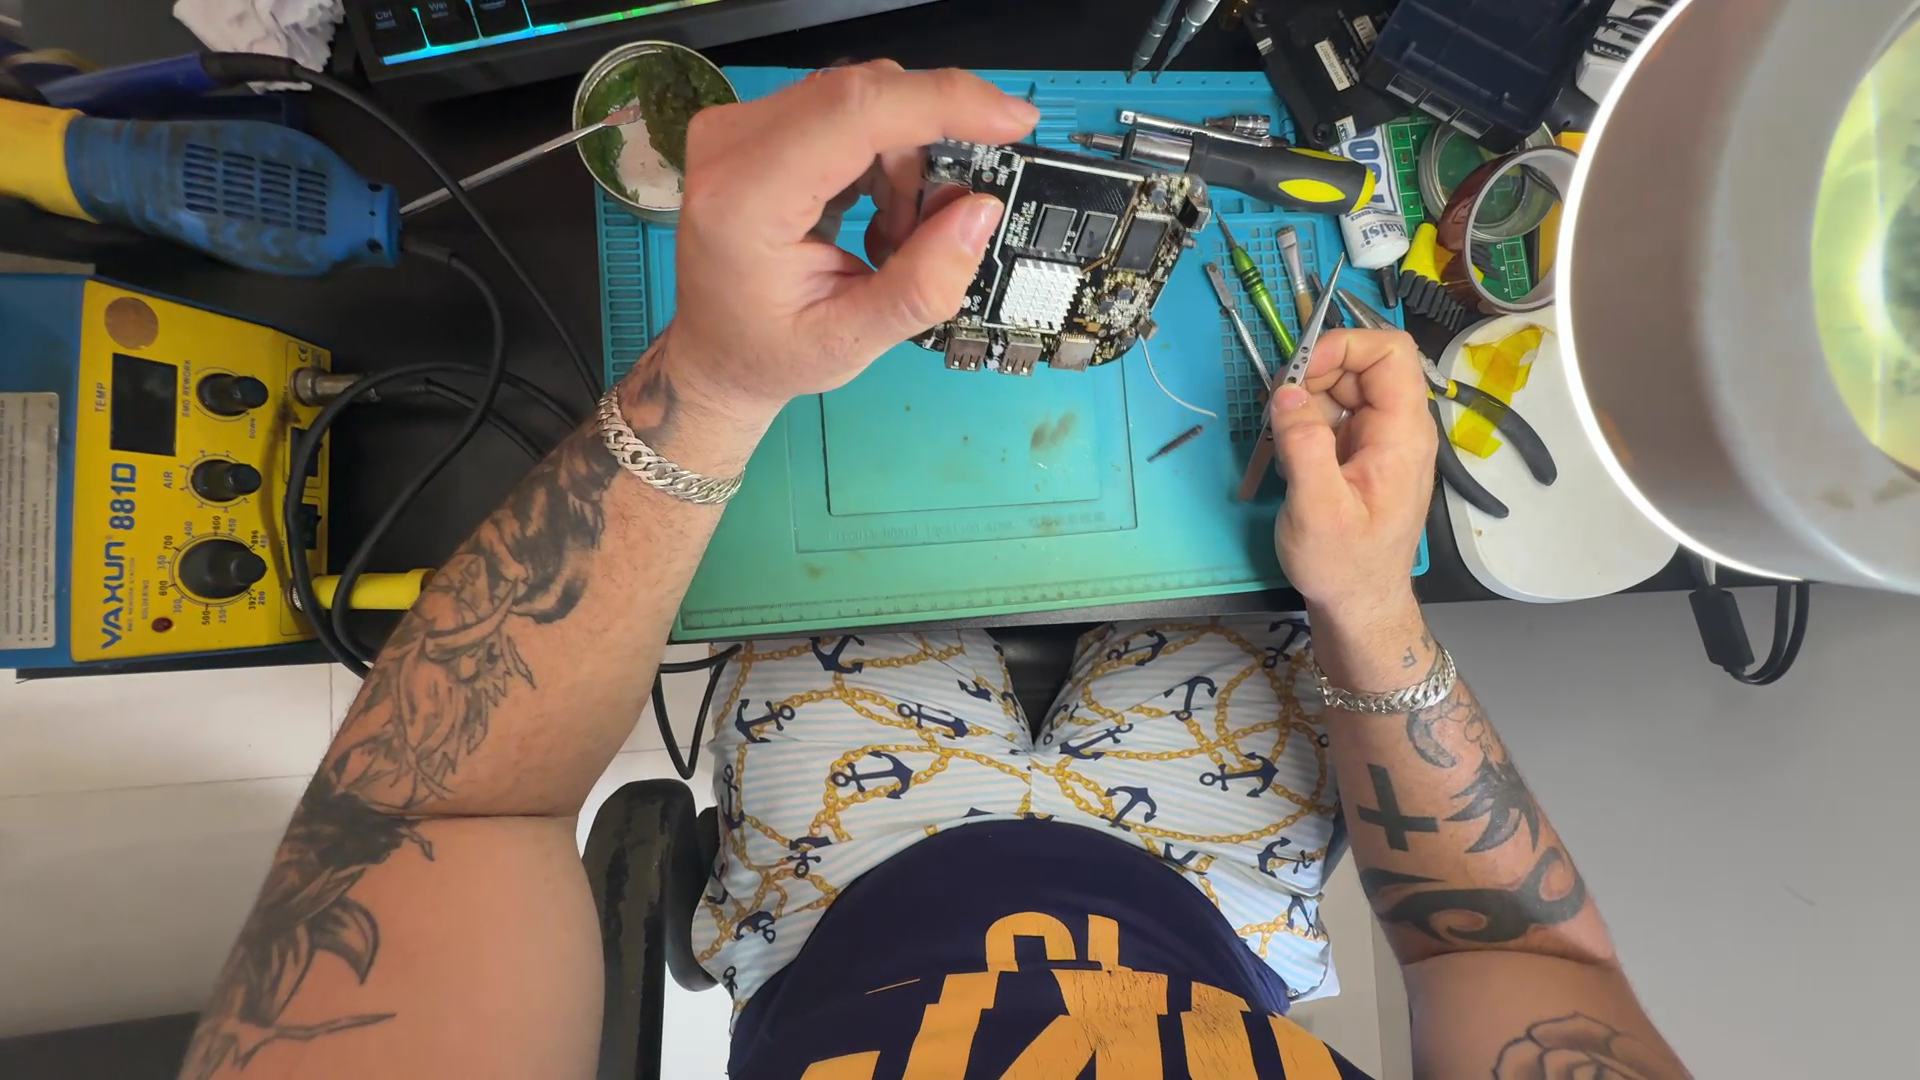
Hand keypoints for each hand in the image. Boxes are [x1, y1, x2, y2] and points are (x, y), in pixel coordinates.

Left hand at [661, 61, 1037, 425]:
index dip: (942, 103)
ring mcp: (741, 127)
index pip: (853, 112)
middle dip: (922, 162)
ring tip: (890, 243)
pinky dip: (883, 165)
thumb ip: (921, 286)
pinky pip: (849, 116)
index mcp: (745, 198)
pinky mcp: (758, 127)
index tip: (1012, 122)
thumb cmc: (772, 355)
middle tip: (925, 237)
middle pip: (866, 99)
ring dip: (903, 170)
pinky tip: (872, 220)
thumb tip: (981, 211)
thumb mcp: (852, 342)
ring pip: (864, 103)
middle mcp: (733, 142)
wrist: (717, 353)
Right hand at [1270, 329, 1437, 612]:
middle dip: (1312, 377)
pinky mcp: (1353, 456)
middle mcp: (1393, 429)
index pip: (1389, 353)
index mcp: (1400, 434)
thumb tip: (1286, 393)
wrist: (1356, 603)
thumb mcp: (1317, 508)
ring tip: (1276, 442)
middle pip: (1359, 368)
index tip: (1297, 374)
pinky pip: (1328, 420)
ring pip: (1339, 392)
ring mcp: (1373, 441)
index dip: (1343, 347)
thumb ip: (1303, 445)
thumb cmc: (1343, 563)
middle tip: (1273, 409)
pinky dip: (1300, 426)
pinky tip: (1285, 456)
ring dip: (1301, 405)